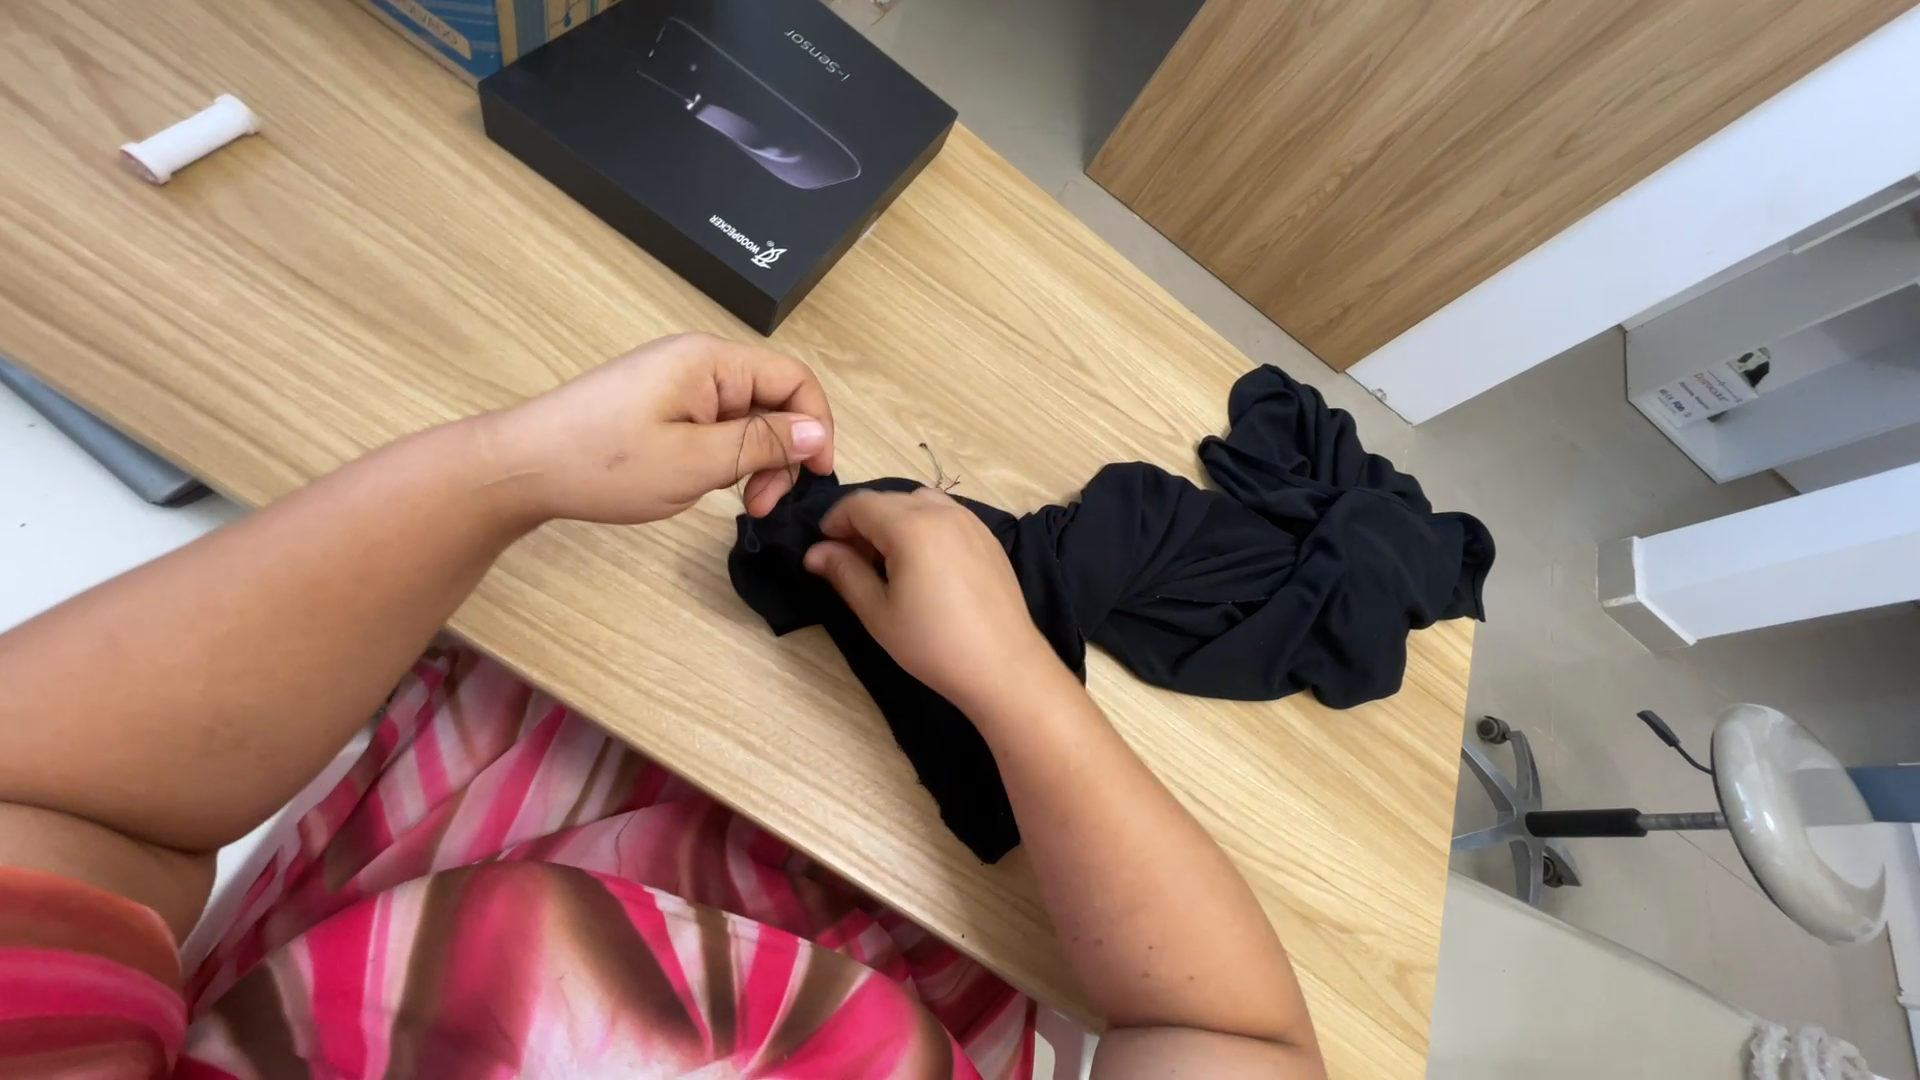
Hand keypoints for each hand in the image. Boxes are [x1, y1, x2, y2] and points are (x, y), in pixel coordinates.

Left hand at [479, 333, 834, 523]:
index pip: (794, 379)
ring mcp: (682, 384)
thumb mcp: (695, 462)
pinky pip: (723, 426)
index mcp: (711, 362)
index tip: (816, 475)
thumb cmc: (603, 464)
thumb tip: (817, 433)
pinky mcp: (668, 405)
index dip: (817, 425)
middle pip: (775, 399)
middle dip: (785, 451)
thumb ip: (763, 444)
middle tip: (765, 502)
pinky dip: (733, 458)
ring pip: (751, 418)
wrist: (522, 467)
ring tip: (743, 502)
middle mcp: (702, 363)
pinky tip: (717, 484)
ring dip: (760, 460)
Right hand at [803, 488, 1069, 716]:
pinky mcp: (989, 538)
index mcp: (912, 525)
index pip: (860, 504)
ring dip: (894, 521)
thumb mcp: (878, 612)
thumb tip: (814, 552)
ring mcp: (971, 522)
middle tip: (850, 561)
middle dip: (862, 522)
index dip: (834, 522)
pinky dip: (923, 525)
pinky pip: (946, 515)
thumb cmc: (933, 644)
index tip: (824, 551)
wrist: (1003, 665)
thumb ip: (844, 573)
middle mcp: (943, 512)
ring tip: (887, 562)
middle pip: (889, 499)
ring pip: (919, 502)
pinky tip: (922, 564)